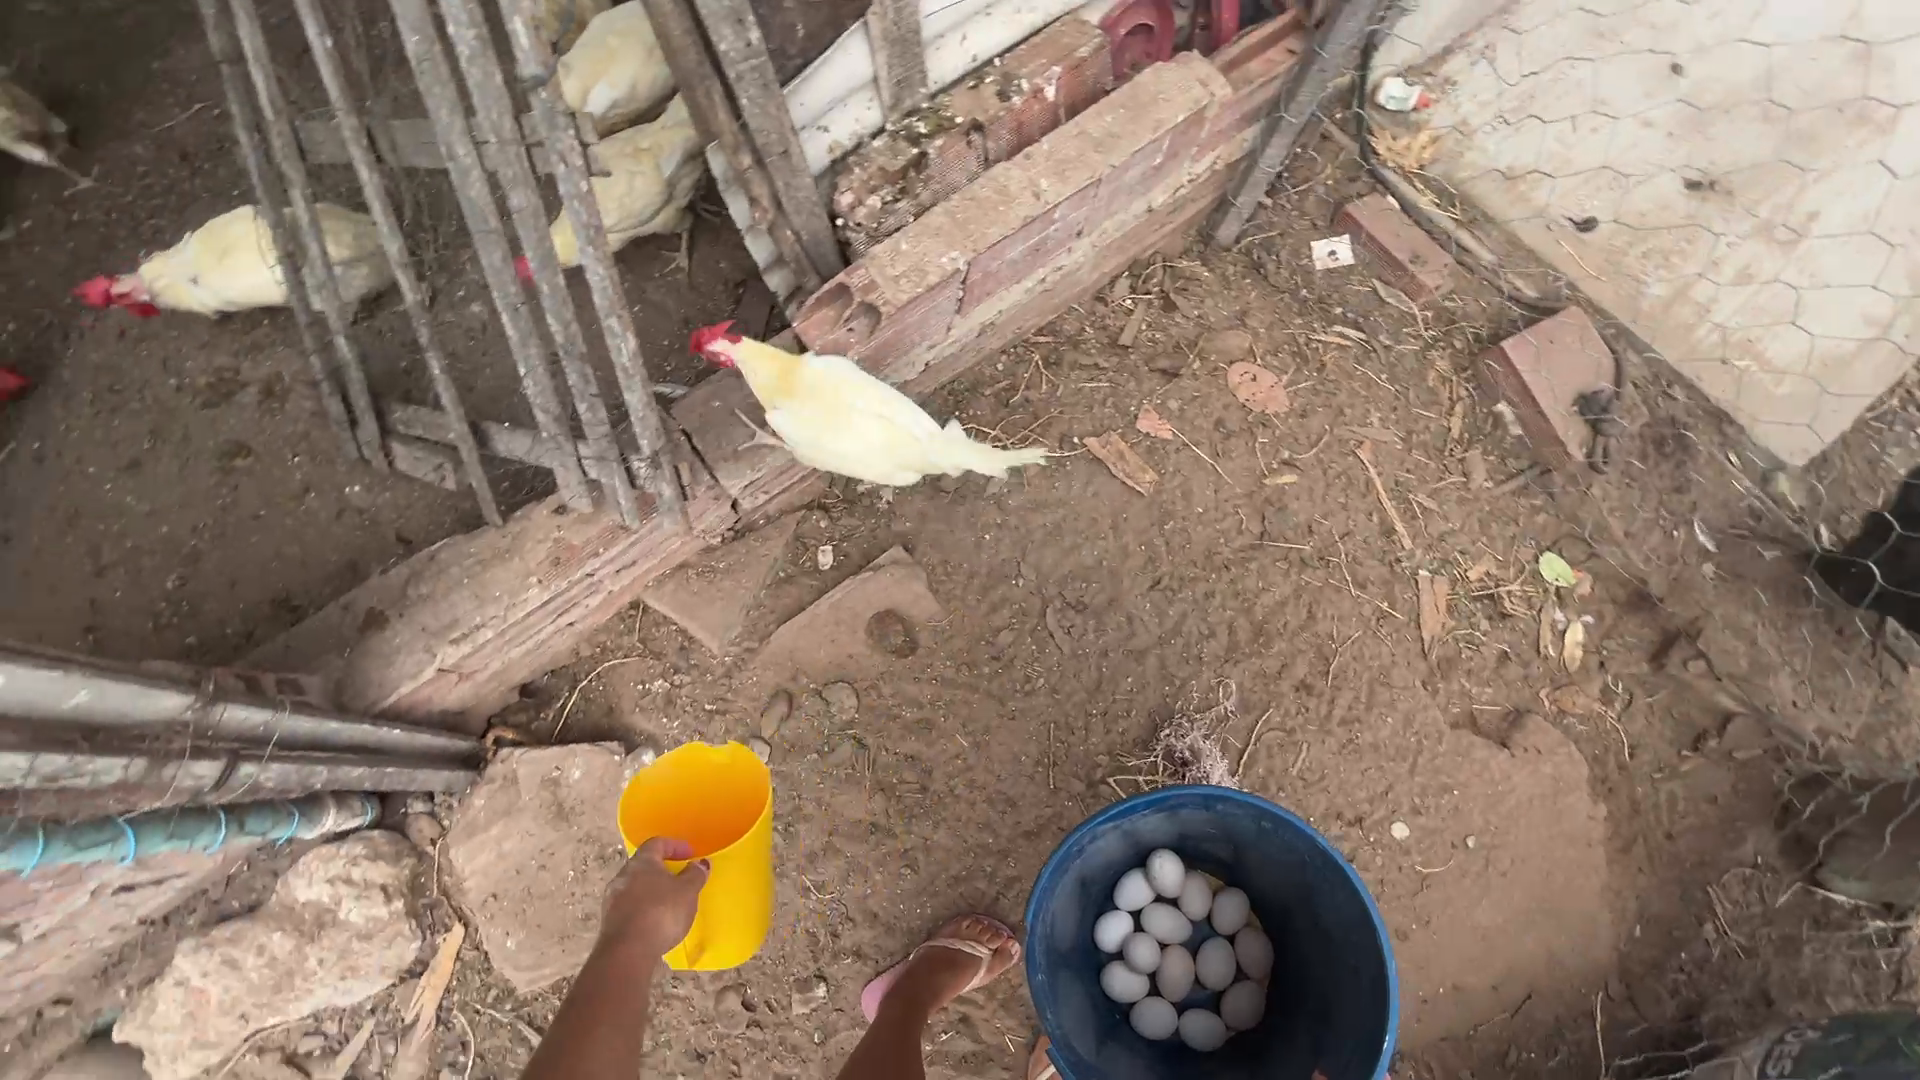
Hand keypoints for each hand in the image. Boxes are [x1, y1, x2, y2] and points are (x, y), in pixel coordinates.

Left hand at [600, 837, 709, 958]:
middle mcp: (622, 876)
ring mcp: (612, 900)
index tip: (690, 854)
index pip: (657, 843)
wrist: (626, 953)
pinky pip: (630, 907)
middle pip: (644, 865)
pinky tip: (656, 921)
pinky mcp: (609, 923)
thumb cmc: (661, 912)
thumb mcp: (688, 891)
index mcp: (641, 862)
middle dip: (662, 870)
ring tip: (670, 902)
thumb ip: (695, 874)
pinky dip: (644, 908)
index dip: (675, 845)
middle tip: (680, 878)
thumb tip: (699, 863)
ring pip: (635, 887)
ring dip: (652, 891)